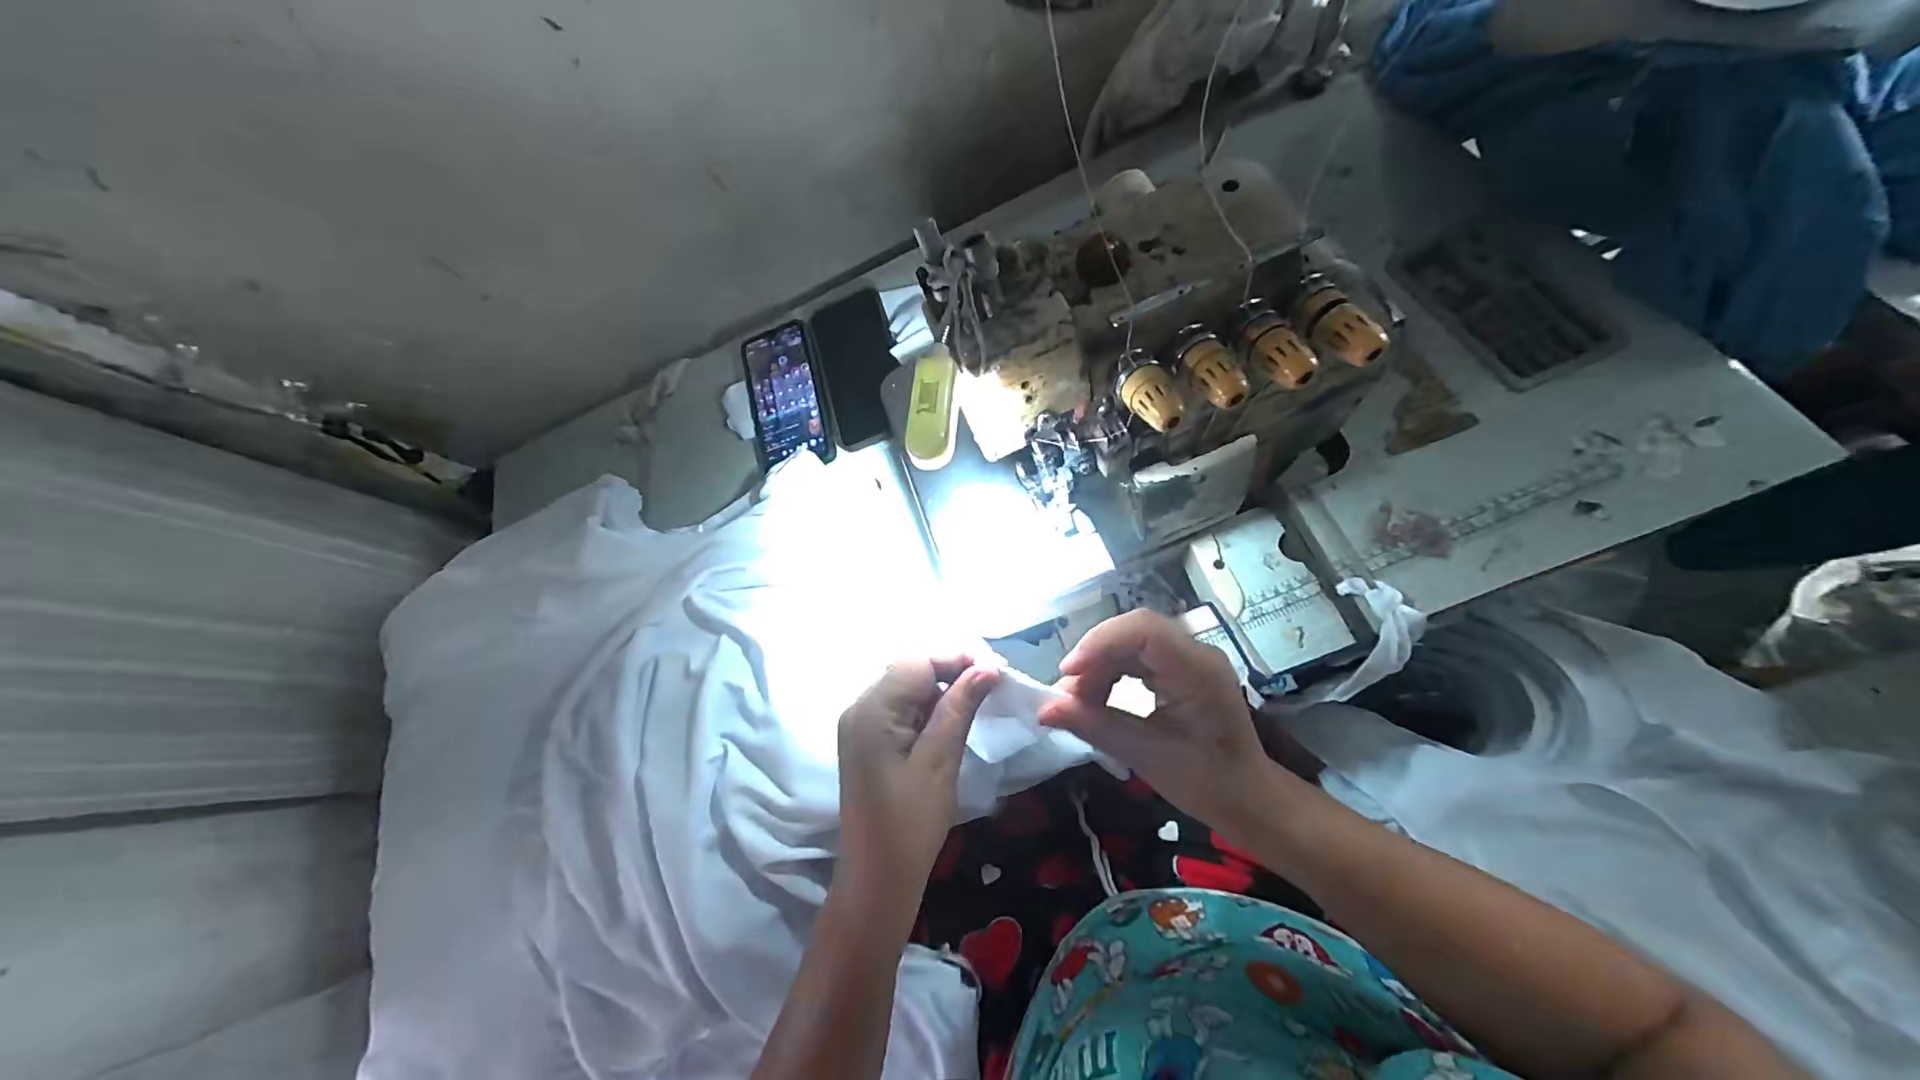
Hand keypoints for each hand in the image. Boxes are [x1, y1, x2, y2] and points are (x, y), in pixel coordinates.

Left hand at [837, 656, 999, 895]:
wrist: (877, 878)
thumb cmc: (910, 823)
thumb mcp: (940, 761)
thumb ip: (959, 708)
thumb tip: (987, 668)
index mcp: (872, 710)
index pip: (917, 662)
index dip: (957, 660)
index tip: (998, 672)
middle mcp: (859, 708)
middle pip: (909, 670)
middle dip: (951, 672)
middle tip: (992, 686)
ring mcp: (860, 725)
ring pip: (906, 688)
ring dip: (941, 691)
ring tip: (978, 703)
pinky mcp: (867, 742)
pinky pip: (900, 710)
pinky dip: (927, 710)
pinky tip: (950, 722)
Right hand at [1038, 610, 1272, 835]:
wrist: (1248, 799)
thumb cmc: (1208, 783)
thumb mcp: (1147, 757)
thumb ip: (1095, 726)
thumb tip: (1043, 709)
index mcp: (1198, 671)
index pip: (1143, 630)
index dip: (1100, 643)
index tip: (1069, 674)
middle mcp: (1195, 653)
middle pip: (1131, 632)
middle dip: (1093, 659)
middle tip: (1066, 696)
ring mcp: (1187, 658)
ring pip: (1128, 642)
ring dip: (1097, 667)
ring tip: (1077, 702)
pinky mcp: (1178, 668)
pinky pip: (1134, 657)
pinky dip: (1109, 674)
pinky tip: (1096, 700)